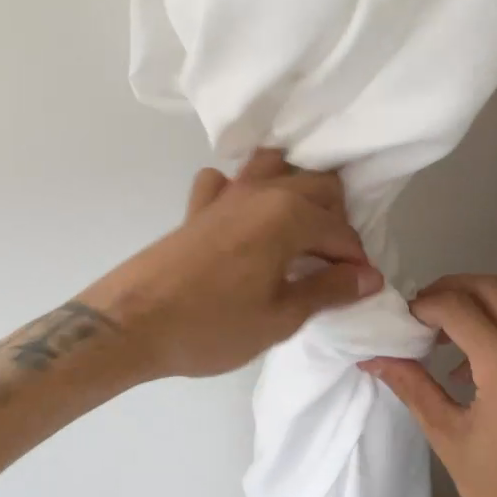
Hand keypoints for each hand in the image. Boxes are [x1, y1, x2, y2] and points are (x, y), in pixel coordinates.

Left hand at [83, 149, 383, 380]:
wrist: (129, 326)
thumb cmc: (211, 327)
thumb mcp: (281, 318)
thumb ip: (329, 290)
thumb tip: (368, 276)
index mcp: (289, 215)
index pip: (343, 232)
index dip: (356, 264)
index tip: (358, 290)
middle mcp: (262, 191)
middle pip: (320, 186)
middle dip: (337, 222)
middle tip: (333, 267)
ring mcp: (227, 193)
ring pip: (278, 169)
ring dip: (299, 192)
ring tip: (302, 233)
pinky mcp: (199, 206)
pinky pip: (230, 181)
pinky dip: (246, 190)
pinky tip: (248, 219)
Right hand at [362, 275, 496, 496]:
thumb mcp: (448, 438)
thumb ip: (413, 387)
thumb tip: (374, 357)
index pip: (459, 306)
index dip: (423, 305)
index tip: (398, 322)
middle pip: (492, 289)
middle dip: (450, 290)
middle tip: (418, 315)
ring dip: (475, 310)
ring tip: (438, 339)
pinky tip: (471, 371)